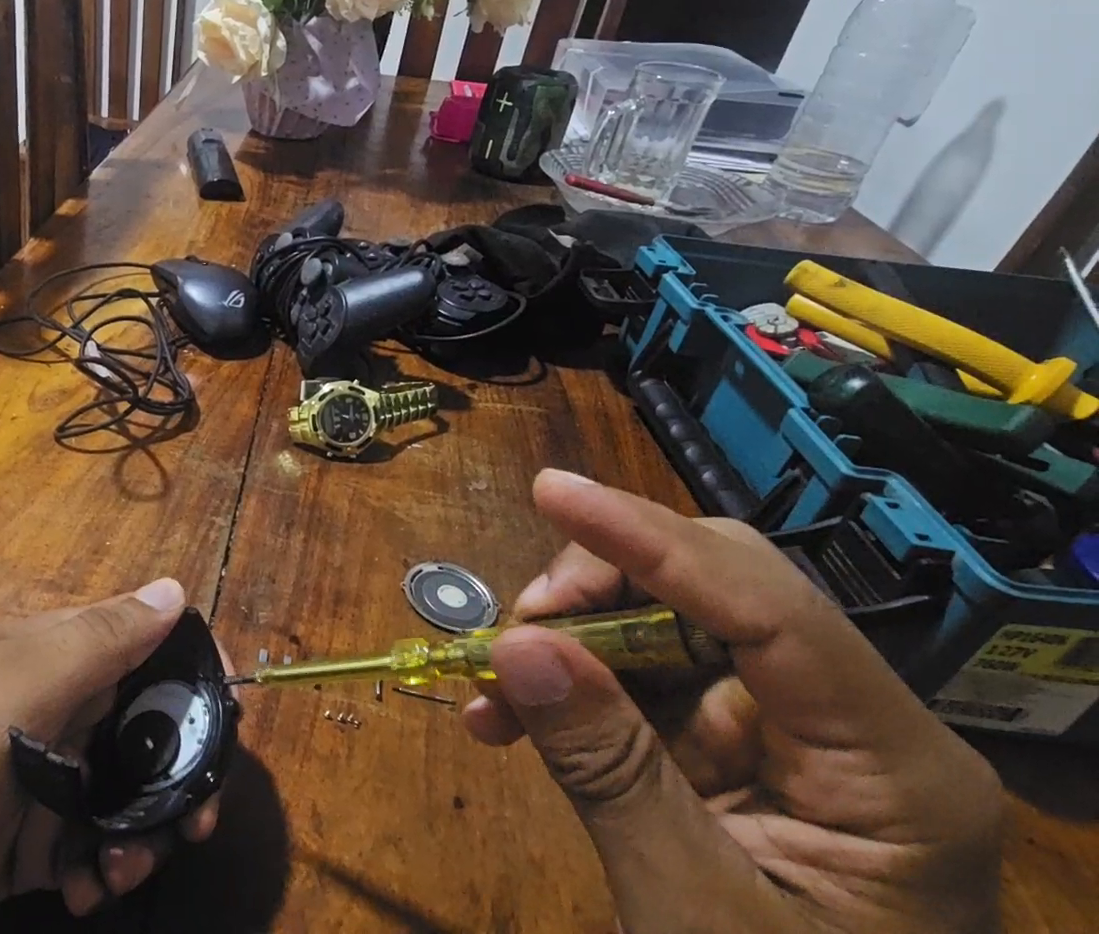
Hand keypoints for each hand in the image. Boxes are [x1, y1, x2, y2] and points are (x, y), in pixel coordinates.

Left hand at [0, 578, 220, 930]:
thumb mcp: (20, 681)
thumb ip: (102, 639)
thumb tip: (175, 589)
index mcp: (62, 662)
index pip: (148, 652)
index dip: (193, 678)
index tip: (226, 721)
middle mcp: (60, 715)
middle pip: (148, 738)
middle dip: (180, 777)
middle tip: (193, 822)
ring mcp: (41, 783)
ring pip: (123, 802)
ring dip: (141, 834)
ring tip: (124, 865)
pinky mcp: (22, 846)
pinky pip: (83, 855)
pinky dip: (98, 871)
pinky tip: (88, 888)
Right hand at [463, 470, 1004, 933]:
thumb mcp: (693, 910)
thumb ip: (609, 772)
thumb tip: (517, 644)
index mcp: (896, 769)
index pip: (771, 610)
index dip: (652, 541)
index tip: (552, 491)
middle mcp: (849, 724)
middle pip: (717, 595)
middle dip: (602, 594)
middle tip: (515, 627)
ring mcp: (788, 735)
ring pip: (662, 631)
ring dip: (566, 647)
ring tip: (487, 689)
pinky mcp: (732, 750)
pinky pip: (638, 685)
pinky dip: (567, 692)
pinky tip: (506, 719)